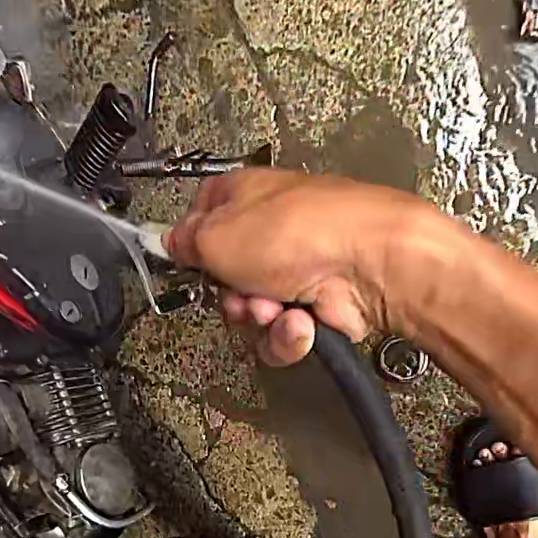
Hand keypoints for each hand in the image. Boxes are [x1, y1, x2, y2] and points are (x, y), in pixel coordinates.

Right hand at [165, 169, 443, 365]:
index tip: (189, 266)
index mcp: (242, 200)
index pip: (200, 225)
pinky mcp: (314, 310)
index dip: (192, 251)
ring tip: (276, 307)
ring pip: (250, 318)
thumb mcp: (216, 234)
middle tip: (241, 295)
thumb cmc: (298, 232)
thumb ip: (186, 242)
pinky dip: (288, 335)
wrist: (365, 263)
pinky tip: (301, 321)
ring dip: (258, 320)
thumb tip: (172, 242)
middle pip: (224, 284)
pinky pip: (280, 338)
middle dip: (229, 299)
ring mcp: (294, 275)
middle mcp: (268, 236)